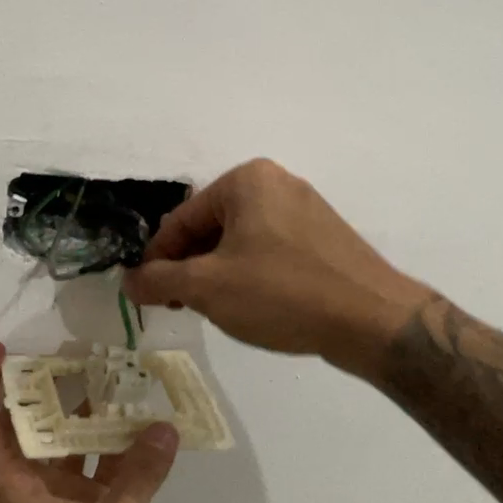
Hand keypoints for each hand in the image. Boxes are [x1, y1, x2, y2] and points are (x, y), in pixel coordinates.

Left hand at [0, 343, 178, 502]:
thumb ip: (140, 472)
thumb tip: (164, 427)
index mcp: (15, 487)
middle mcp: (29, 486)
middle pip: (24, 427)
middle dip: (40, 390)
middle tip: (63, 355)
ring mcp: (56, 499)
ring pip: (61, 444)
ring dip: (80, 415)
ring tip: (104, 377)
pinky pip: (91, 467)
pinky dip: (110, 446)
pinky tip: (137, 425)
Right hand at [123, 158, 431, 373]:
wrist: (373, 321)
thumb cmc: (281, 293)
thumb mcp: (205, 288)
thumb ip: (158, 281)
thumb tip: (129, 282)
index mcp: (246, 180)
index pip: (180, 221)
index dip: (157, 261)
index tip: (148, 296)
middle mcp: (276, 183)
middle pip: (209, 228)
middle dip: (189, 268)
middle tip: (180, 307)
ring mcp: (305, 209)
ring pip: (238, 242)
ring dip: (216, 274)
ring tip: (217, 310)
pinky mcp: (324, 238)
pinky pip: (269, 251)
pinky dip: (249, 275)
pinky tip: (253, 307)